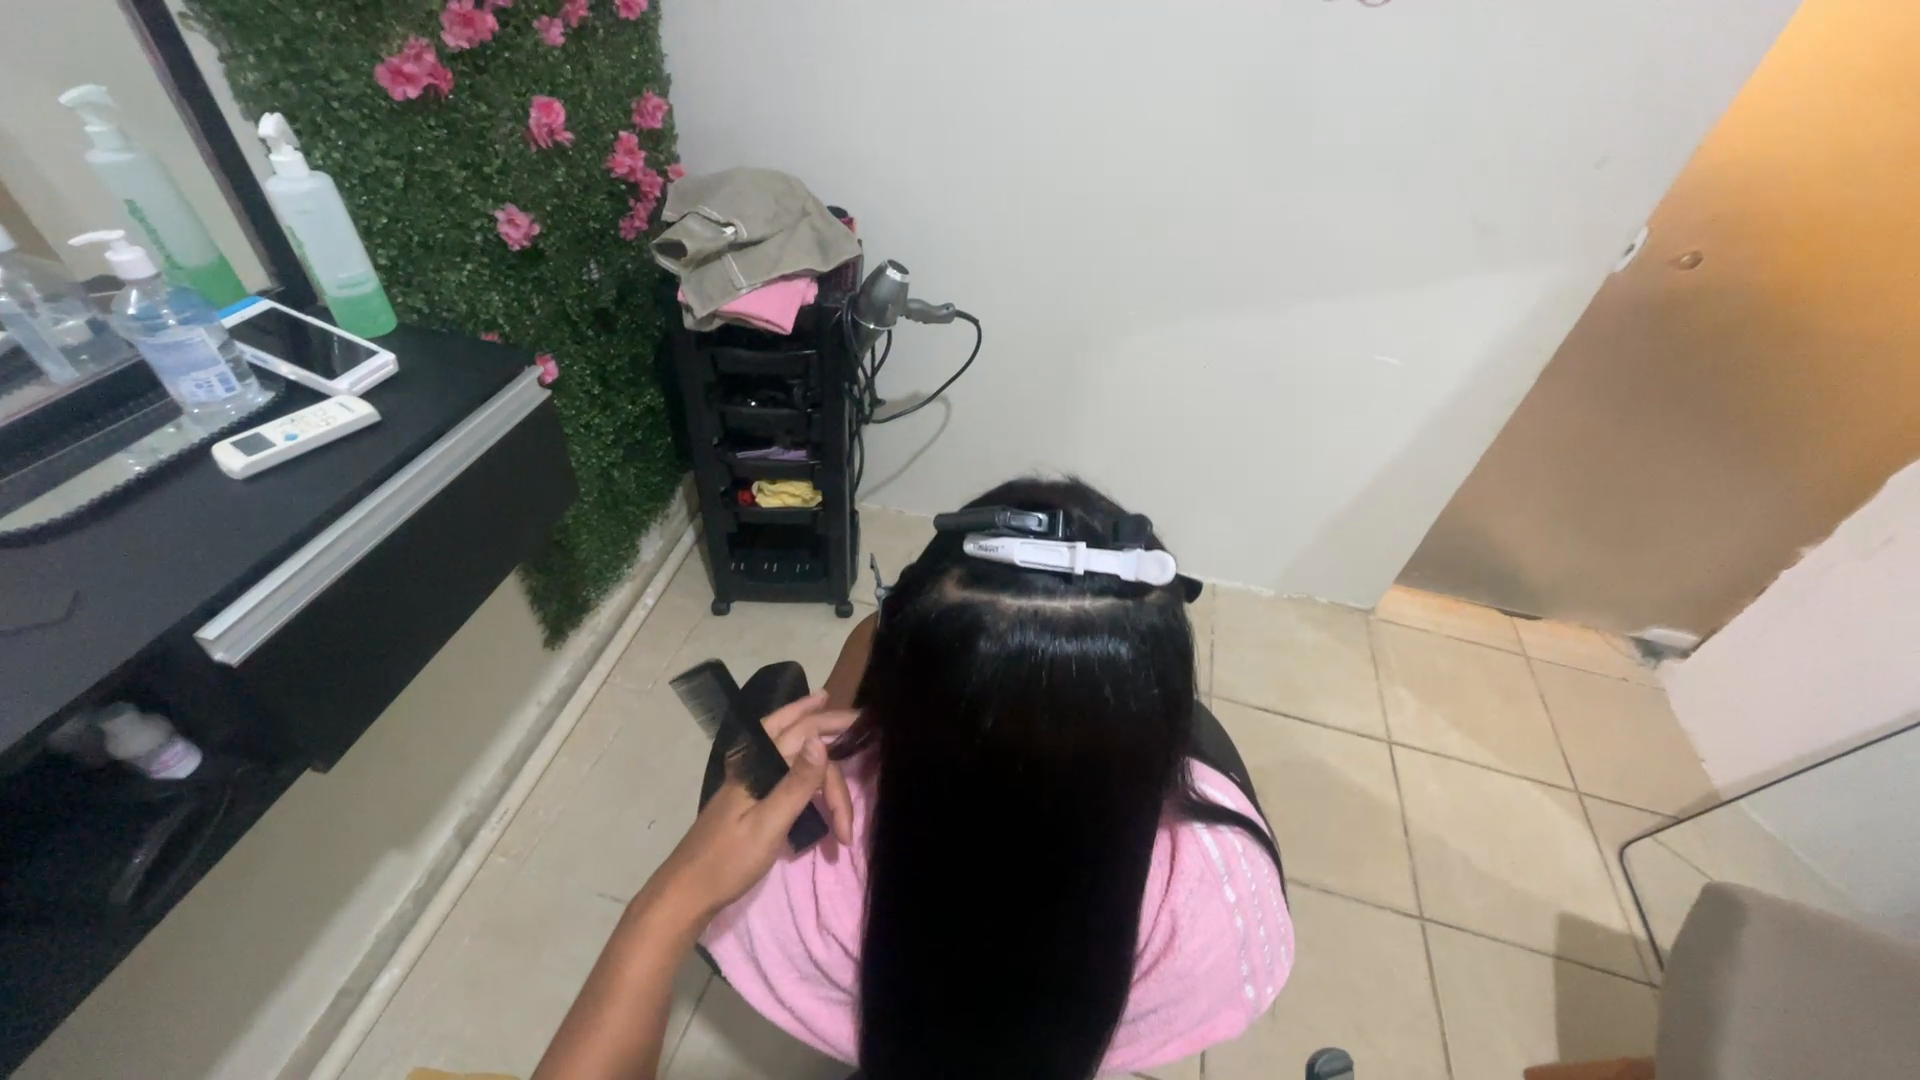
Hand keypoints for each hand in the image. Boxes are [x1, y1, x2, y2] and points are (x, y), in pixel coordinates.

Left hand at [648, 691, 856, 922]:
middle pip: (797, 732)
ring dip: (818, 746)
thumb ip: (797, 782)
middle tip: (860, 720)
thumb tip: (821, 740)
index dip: (838, 734)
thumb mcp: (769, 824)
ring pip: (790, 747)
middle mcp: (754, 762)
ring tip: (842, 733)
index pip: (808, 737)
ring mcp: (750, 778)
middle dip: (829, 724)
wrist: (687, 892)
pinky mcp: (751, 795)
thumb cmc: (729, 861)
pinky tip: (813, 757)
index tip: (868, 728)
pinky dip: (805, 760)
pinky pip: (783, 764)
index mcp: (758, 764)